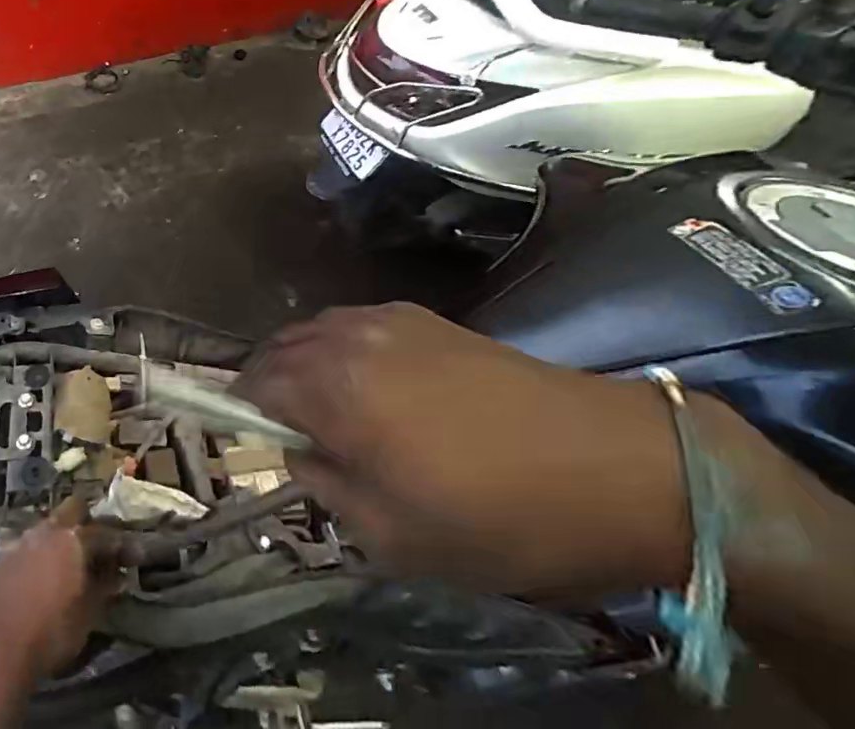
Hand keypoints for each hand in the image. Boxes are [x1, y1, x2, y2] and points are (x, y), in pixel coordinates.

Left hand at [0, 498, 112, 677]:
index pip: (105, 532)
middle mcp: (48, 531)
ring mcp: (22, 542)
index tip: (128, 557)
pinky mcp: (3, 559)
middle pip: (73, 508)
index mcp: (74, 539)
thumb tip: (117, 575)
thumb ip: (105, 586)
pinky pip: (28, 547)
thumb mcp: (90, 612)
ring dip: (60, 537)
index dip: (120, 545)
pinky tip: (41, 577)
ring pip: (47, 526)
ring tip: (68, 562)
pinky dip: (39, 555)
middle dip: (87, 521)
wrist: (1, 650)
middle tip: (96, 546)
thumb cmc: (54, 630)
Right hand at [232, 303, 691, 595]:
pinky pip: (355, 326)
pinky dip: (339, 350)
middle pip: (279, 348)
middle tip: (282, 430)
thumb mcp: (391, 535)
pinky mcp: (426, 318)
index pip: (254, 383)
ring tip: (323, 408)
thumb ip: (324, 485)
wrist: (615, 465)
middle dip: (267, 384)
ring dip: (302, 364)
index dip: (239, 409)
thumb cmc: (496, 515)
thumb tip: (299, 450)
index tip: (245, 438)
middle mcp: (350, 337)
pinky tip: (368, 384)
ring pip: (315, 331)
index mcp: (333, 386)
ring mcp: (390, 320)